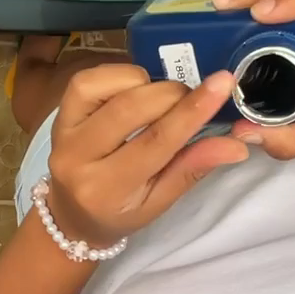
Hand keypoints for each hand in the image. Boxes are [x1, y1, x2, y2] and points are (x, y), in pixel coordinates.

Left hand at [46, 65, 249, 245]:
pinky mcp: (57, 114)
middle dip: (172, 94)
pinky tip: (135, 88)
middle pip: (131, 108)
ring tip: (161, 98)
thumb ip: (193, 169)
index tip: (223, 83)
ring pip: (105, 86)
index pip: (156, 141)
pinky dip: (118, 75)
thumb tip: (237, 145)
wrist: (71, 217)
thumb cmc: (121, 214)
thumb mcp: (160, 202)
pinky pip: (87, 80)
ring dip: (145, 82)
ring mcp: (62, 134)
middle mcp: (78, 159)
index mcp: (107, 189)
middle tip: (191, 99)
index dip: (192, 110)